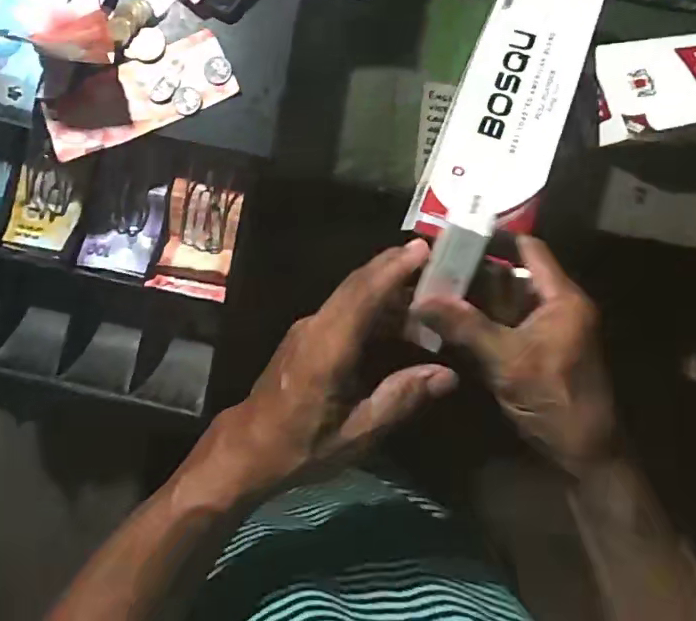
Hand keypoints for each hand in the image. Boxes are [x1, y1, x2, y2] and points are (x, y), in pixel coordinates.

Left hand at [174, 239, 457, 510]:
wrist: (249, 445)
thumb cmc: (302, 446)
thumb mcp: (357, 433)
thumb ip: (400, 399)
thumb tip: (446, 374)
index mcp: (327, 346)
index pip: (363, 294)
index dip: (393, 269)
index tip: (421, 248)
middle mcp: (315, 326)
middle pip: (356, 285)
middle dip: (392, 265)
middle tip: (430, 254)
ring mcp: (308, 327)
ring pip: (349, 294)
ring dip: (383, 284)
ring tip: (423, 283)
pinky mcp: (306, 334)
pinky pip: (343, 307)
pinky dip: (371, 301)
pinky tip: (395, 314)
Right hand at [413, 236, 616, 476]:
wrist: (586, 459)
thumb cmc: (557, 402)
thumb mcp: (508, 360)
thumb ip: (465, 326)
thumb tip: (421, 299)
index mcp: (561, 298)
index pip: (528, 249)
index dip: (495, 237)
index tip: (456, 233)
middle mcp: (553, 306)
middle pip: (509, 273)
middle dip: (472, 268)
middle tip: (433, 261)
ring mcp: (542, 329)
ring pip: (501, 299)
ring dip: (470, 295)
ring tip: (432, 285)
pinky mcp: (531, 349)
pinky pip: (500, 322)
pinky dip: (475, 319)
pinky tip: (444, 317)